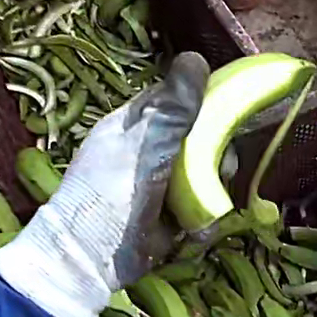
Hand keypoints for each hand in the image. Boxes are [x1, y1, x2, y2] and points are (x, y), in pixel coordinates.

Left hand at [0, 52, 208, 316]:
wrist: (89, 259)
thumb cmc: (111, 192)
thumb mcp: (145, 144)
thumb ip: (174, 107)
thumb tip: (196, 56)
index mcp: (136, 124)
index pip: (178, 100)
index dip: (205, 104)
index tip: (226, 114)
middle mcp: (151, 150)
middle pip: (204, 138)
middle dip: (216, 157)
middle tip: (217, 169)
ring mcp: (161, 184)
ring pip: (208, 175)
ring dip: (211, 193)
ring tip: (200, 209)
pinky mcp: (171, 217)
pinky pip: (202, 209)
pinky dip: (202, 222)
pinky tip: (192, 231)